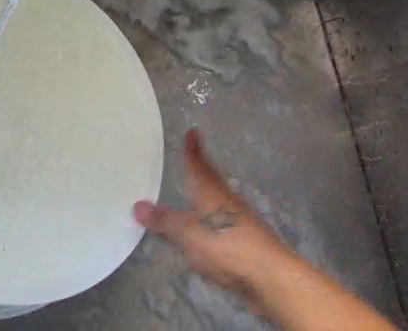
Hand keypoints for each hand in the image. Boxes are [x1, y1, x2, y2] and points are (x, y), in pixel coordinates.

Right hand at [136, 130, 397, 330]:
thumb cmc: (224, 244)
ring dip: (209, 193)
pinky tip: (211, 228)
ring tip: (197, 192)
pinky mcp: (247, 242)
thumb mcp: (186, 233)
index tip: (193, 131)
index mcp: (208, 190)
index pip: (198, 163)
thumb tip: (137, 205)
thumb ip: (163, 221)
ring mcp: (239, 220)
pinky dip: (215, 218)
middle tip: (193, 157)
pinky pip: (225, 221)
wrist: (270, 276)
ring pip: (220, 199)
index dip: (193, 148)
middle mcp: (225, 199)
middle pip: (212, 179)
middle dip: (202, 168)